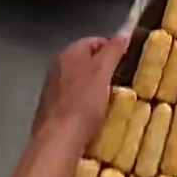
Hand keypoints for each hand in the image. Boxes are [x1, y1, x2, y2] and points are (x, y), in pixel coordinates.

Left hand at [31, 32, 129, 153]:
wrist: (57, 144)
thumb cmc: (83, 102)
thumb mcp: (104, 71)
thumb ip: (114, 49)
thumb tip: (124, 31)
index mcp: (68, 53)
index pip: (95, 41)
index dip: (113, 49)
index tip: (126, 62)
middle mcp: (56, 67)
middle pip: (86, 62)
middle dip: (104, 69)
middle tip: (120, 81)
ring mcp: (50, 91)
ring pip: (79, 82)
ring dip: (94, 88)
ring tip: (110, 101)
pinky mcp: (49, 112)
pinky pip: (72, 101)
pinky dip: (84, 105)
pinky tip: (93, 117)